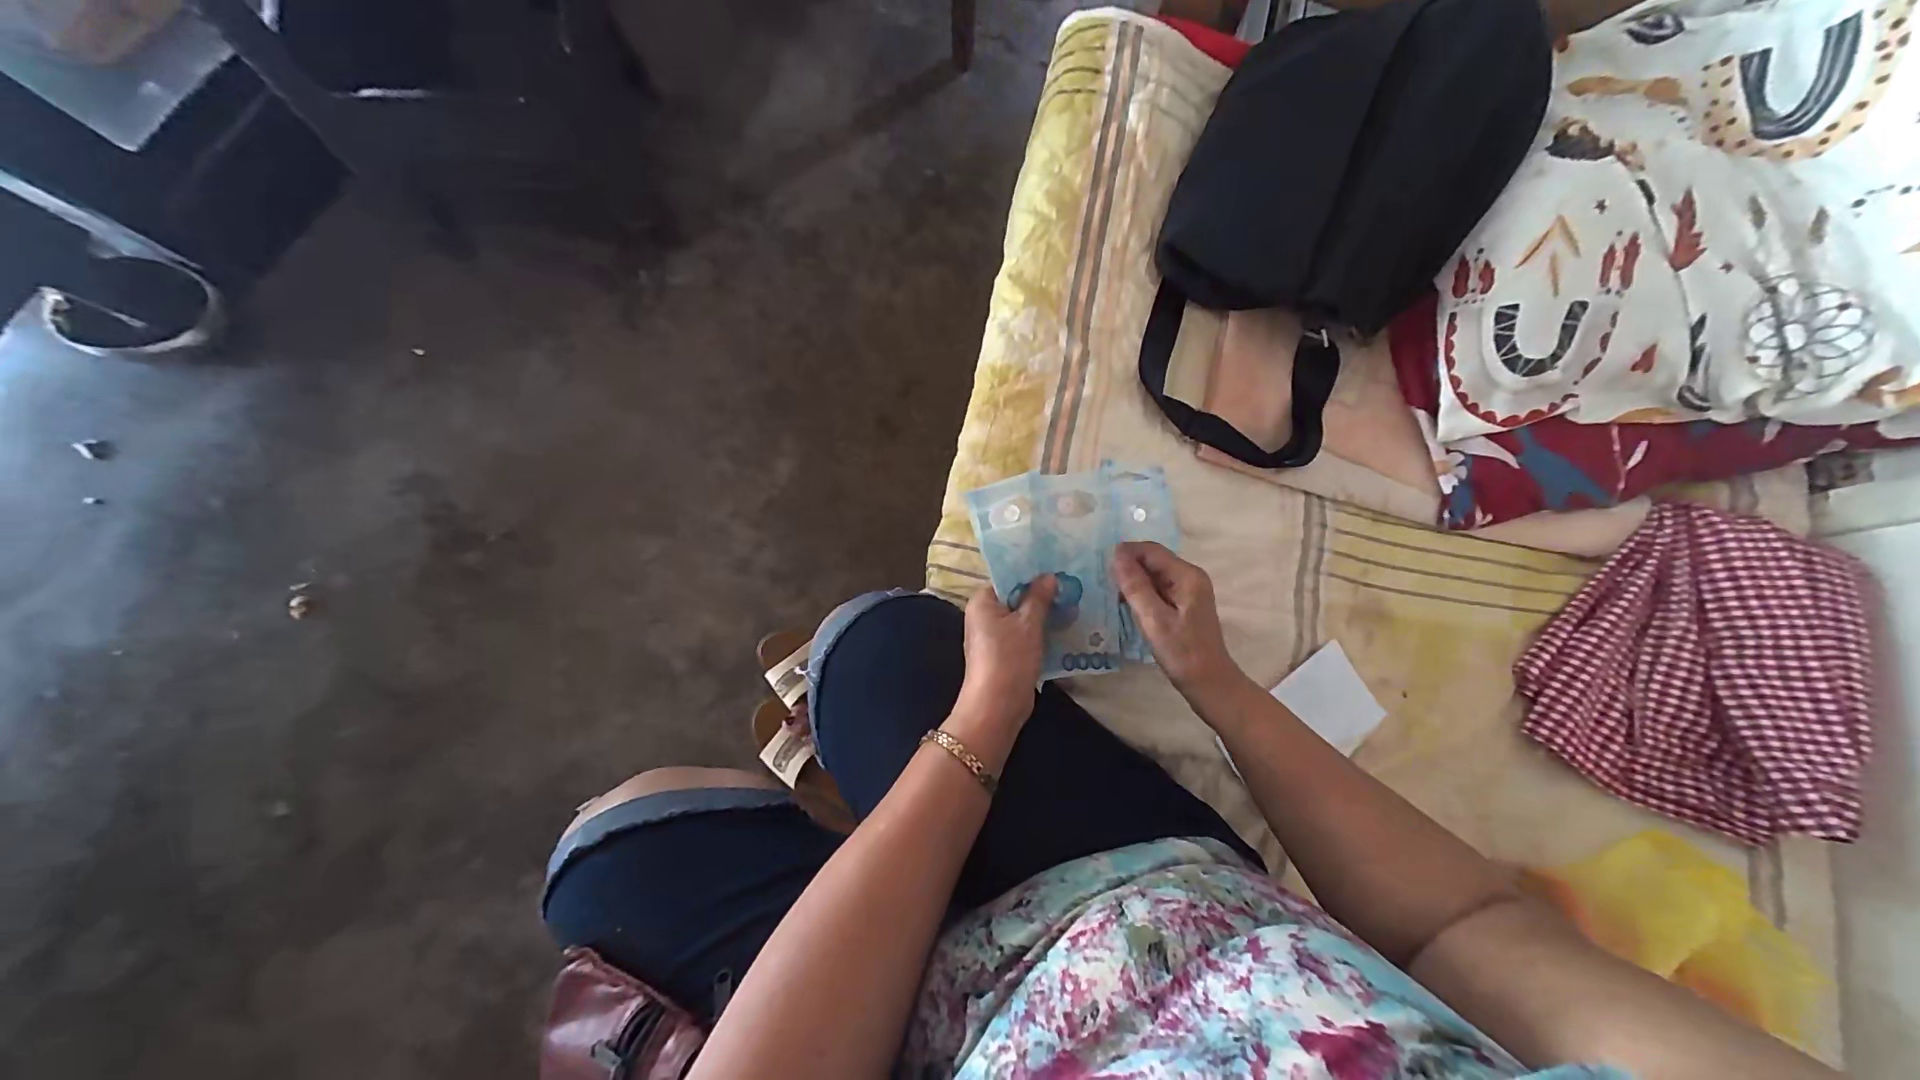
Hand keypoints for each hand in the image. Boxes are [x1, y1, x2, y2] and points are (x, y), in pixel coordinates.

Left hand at [956, 575, 1056, 730]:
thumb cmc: (1009, 658)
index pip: (1007, 578)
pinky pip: (1024, 636)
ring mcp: (993, 637)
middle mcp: (983, 616)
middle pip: (1015, 598)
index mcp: (982, 602)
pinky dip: (1041, 633)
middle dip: (1041, 595)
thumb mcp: (1028, 624)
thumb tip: (1048, 576)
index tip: (1057, 568)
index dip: (1031, 573)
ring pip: (1022, 618)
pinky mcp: (1005, 654)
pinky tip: (1065, 629)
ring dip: (1044, 615)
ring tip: (1074, 604)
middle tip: (1071, 586)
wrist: (997, 707)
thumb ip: (1039, 597)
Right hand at [1111, 542, 1249, 707]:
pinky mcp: (1183, 605)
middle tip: (1102, 581)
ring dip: (1132, 581)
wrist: (1208, 683)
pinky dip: (1141, 593)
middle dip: (1128, 567)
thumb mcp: (1154, 619)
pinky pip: (1157, 589)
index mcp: (1187, 576)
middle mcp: (1190, 577)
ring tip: (1109, 593)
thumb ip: (1135, 585)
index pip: (1151, 550)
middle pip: (1153, 560)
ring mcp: (1188, 591)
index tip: (1100, 565)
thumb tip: (1117, 555)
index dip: (1125, 553)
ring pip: (1153, 575)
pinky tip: (1126, 605)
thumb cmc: (1182, 652)